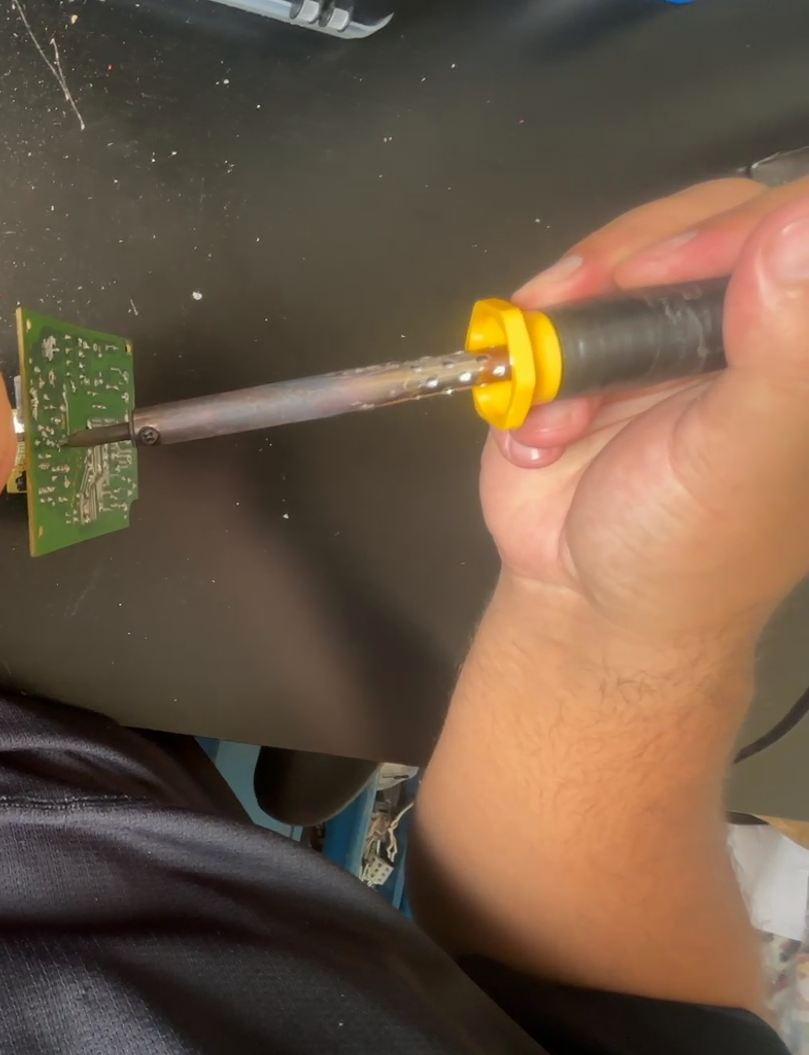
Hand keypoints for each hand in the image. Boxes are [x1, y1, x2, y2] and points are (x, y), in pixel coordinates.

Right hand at [483, 177, 808, 644]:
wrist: (579, 591)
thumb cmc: (688, 537)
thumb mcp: (746, 450)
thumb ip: (785, 349)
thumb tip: (800, 228)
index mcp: (802, 340)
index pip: (790, 228)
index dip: (726, 230)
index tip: (655, 276)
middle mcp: (735, 327)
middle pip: (693, 225)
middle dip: (618, 260)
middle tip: (572, 300)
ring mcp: (646, 345)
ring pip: (603, 270)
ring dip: (551, 331)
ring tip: (544, 395)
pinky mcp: (571, 367)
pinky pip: (534, 332)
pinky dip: (513, 373)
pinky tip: (532, 426)